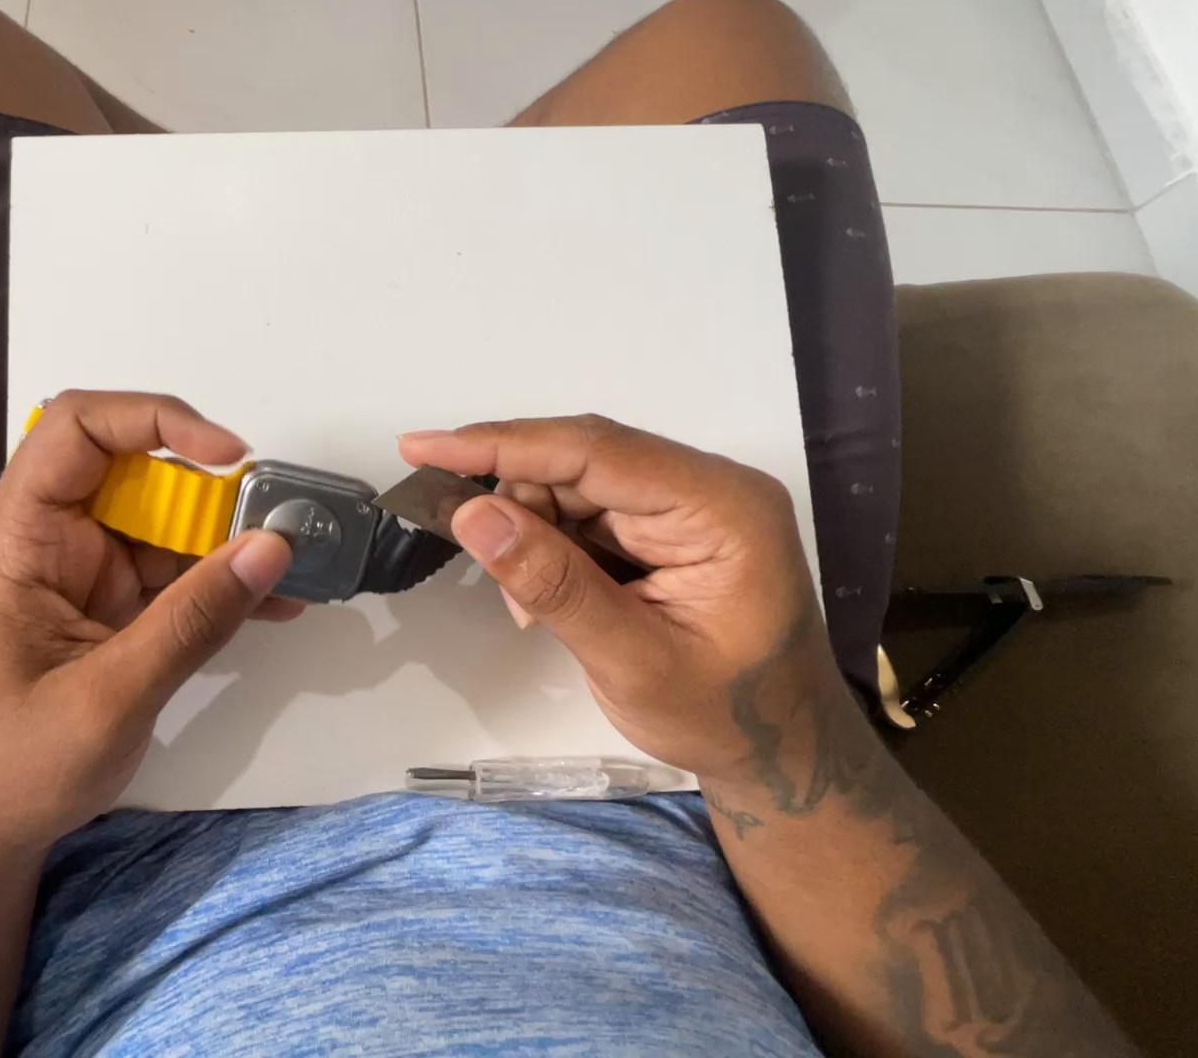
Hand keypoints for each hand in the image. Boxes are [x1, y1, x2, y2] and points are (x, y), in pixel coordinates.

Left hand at [0, 391, 297, 849]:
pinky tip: (275, 605)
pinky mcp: (113, 612)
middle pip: (137, 474)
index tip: (229, 456)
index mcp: (21, 538)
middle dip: (210, 495)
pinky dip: (222, 587)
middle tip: (276, 531)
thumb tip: (273, 547)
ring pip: (166, 526)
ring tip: (294, 568)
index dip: (155, 419)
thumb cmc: (14, 769)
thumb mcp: (111, 695)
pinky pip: (175, 578)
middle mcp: (53, 542)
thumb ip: (193, 619)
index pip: (78, 430)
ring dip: (228, 544)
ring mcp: (86, 576)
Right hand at [398, 415, 844, 781]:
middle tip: (493, 575)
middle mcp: (701, 488)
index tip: (421, 447)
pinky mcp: (659, 526)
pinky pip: (578, 515)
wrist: (776, 753)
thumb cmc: (723, 717)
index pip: (592, 451)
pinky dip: (545, 553)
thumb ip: (554, 585)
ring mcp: (680, 505)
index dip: (500, 444)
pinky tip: (544, 600)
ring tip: (529, 609)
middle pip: (575, 463)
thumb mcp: (632, 662)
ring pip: (566, 488)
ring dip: (529, 539)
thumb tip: (473, 516)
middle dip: (516, 510)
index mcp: (718, 506)